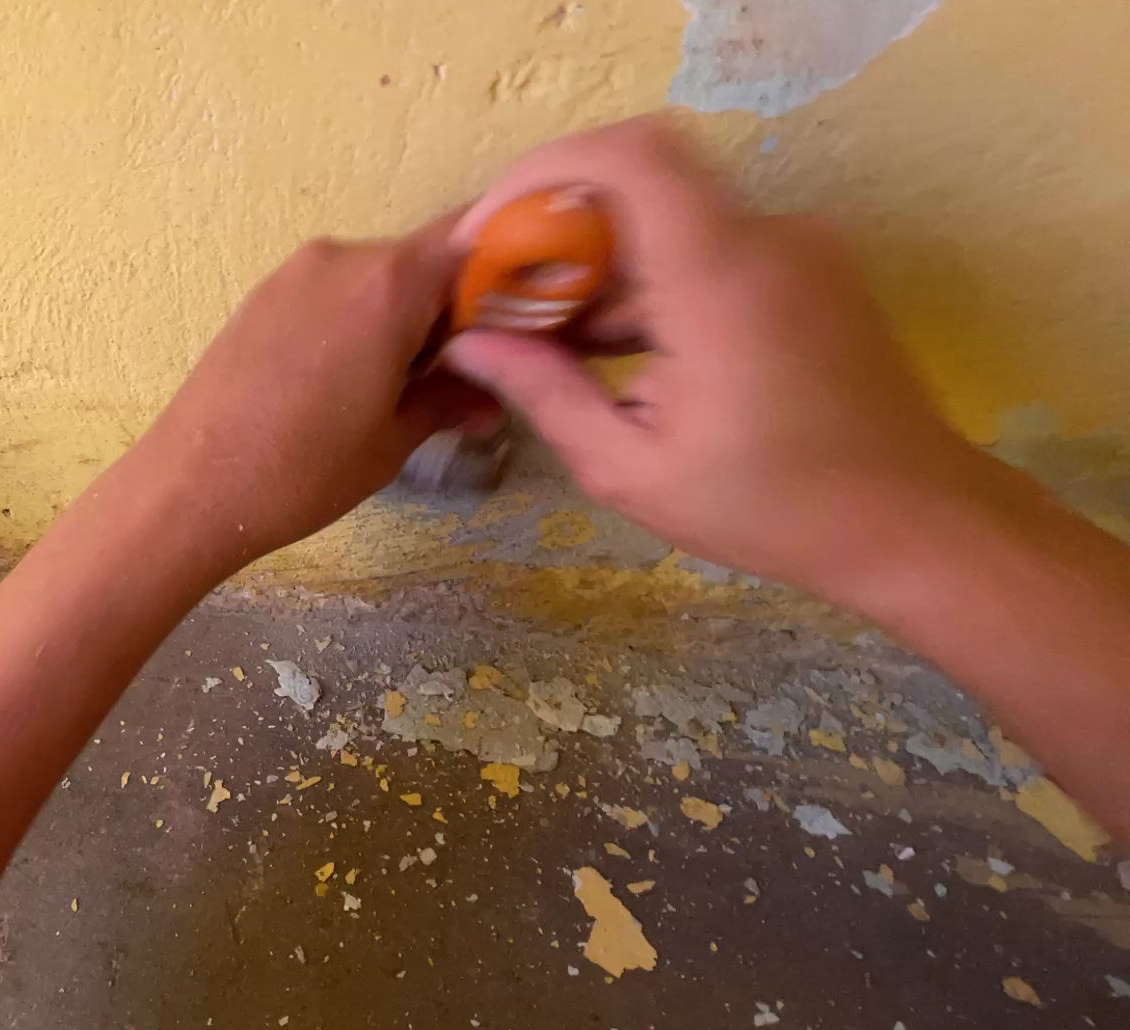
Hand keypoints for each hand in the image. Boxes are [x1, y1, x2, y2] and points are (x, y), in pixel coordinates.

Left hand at [120, 213, 497, 571]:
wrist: (190, 487)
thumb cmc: (301, 471)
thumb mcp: (390, 441)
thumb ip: (449, 399)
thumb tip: (493, 396)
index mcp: (389, 282)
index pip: (477, 242)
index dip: (508, 278)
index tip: (516, 327)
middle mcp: (340, 257)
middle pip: (422, 261)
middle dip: (449, 309)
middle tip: (455, 374)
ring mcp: (291, 274)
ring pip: (373, 279)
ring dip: (398, 319)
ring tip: (390, 386)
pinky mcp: (257, 298)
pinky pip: (328, 294)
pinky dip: (352, 322)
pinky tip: (339, 379)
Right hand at [441, 117, 997, 602]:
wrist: (910, 522)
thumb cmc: (762, 505)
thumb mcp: (623, 465)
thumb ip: (542, 392)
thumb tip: (466, 344)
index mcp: (720, 280)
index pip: (628, 159)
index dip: (540, 174)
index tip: (481, 236)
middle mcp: (763, 239)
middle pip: (632, 190)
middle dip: (545, 238)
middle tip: (487, 304)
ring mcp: (787, 249)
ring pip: (657, 226)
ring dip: (584, 272)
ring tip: (528, 338)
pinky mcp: (794, 271)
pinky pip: (689, 253)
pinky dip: (629, 289)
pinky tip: (592, 349)